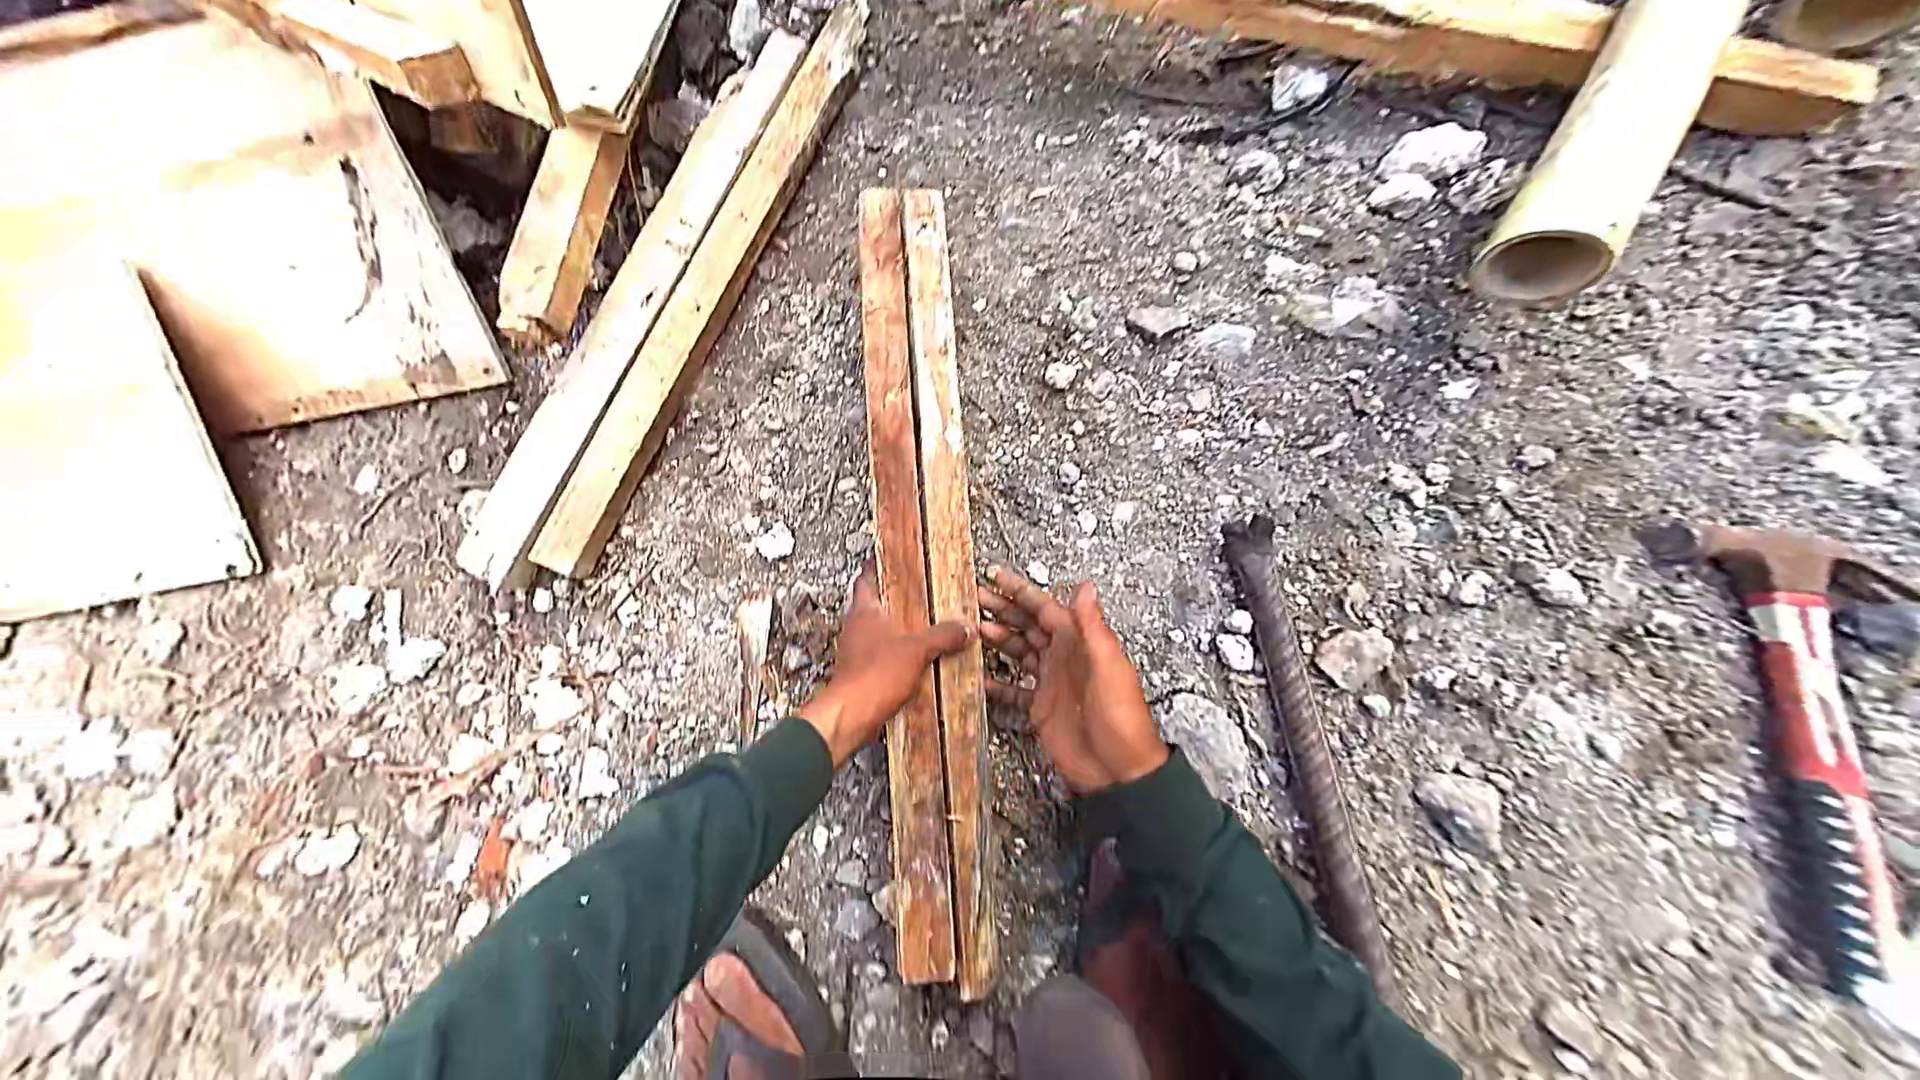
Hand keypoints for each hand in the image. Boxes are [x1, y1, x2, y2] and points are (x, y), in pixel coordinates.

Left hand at [797, 563, 970, 767]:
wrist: (851, 715)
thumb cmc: (875, 675)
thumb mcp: (918, 650)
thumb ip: (942, 636)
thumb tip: (964, 629)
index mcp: (865, 611)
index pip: (866, 577)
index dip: (878, 565)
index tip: (892, 557)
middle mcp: (856, 626)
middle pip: (874, 603)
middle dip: (894, 597)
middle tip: (918, 592)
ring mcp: (856, 649)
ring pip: (877, 629)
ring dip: (897, 626)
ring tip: (923, 625)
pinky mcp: (860, 670)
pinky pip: (880, 653)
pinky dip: (896, 652)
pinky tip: (915, 658)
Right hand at [978, 566, 1166, 793]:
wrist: (1119, 770)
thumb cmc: (1121, 720)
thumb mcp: (1108, 667)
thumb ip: (1092, 627)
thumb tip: (1086, 587)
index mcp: (1078, 643)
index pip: (1044, 608)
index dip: (1020, 592)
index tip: (996, 578)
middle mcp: (1062, 658)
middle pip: (1026, 626)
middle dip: (1001, 609)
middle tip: (975, 597)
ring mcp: (1050, 682)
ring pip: (1019, 651)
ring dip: (997, 639)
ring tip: (973, 628)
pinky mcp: (1041, 708)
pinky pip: (1014, 690)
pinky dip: (997, 683)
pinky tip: (980, 676)